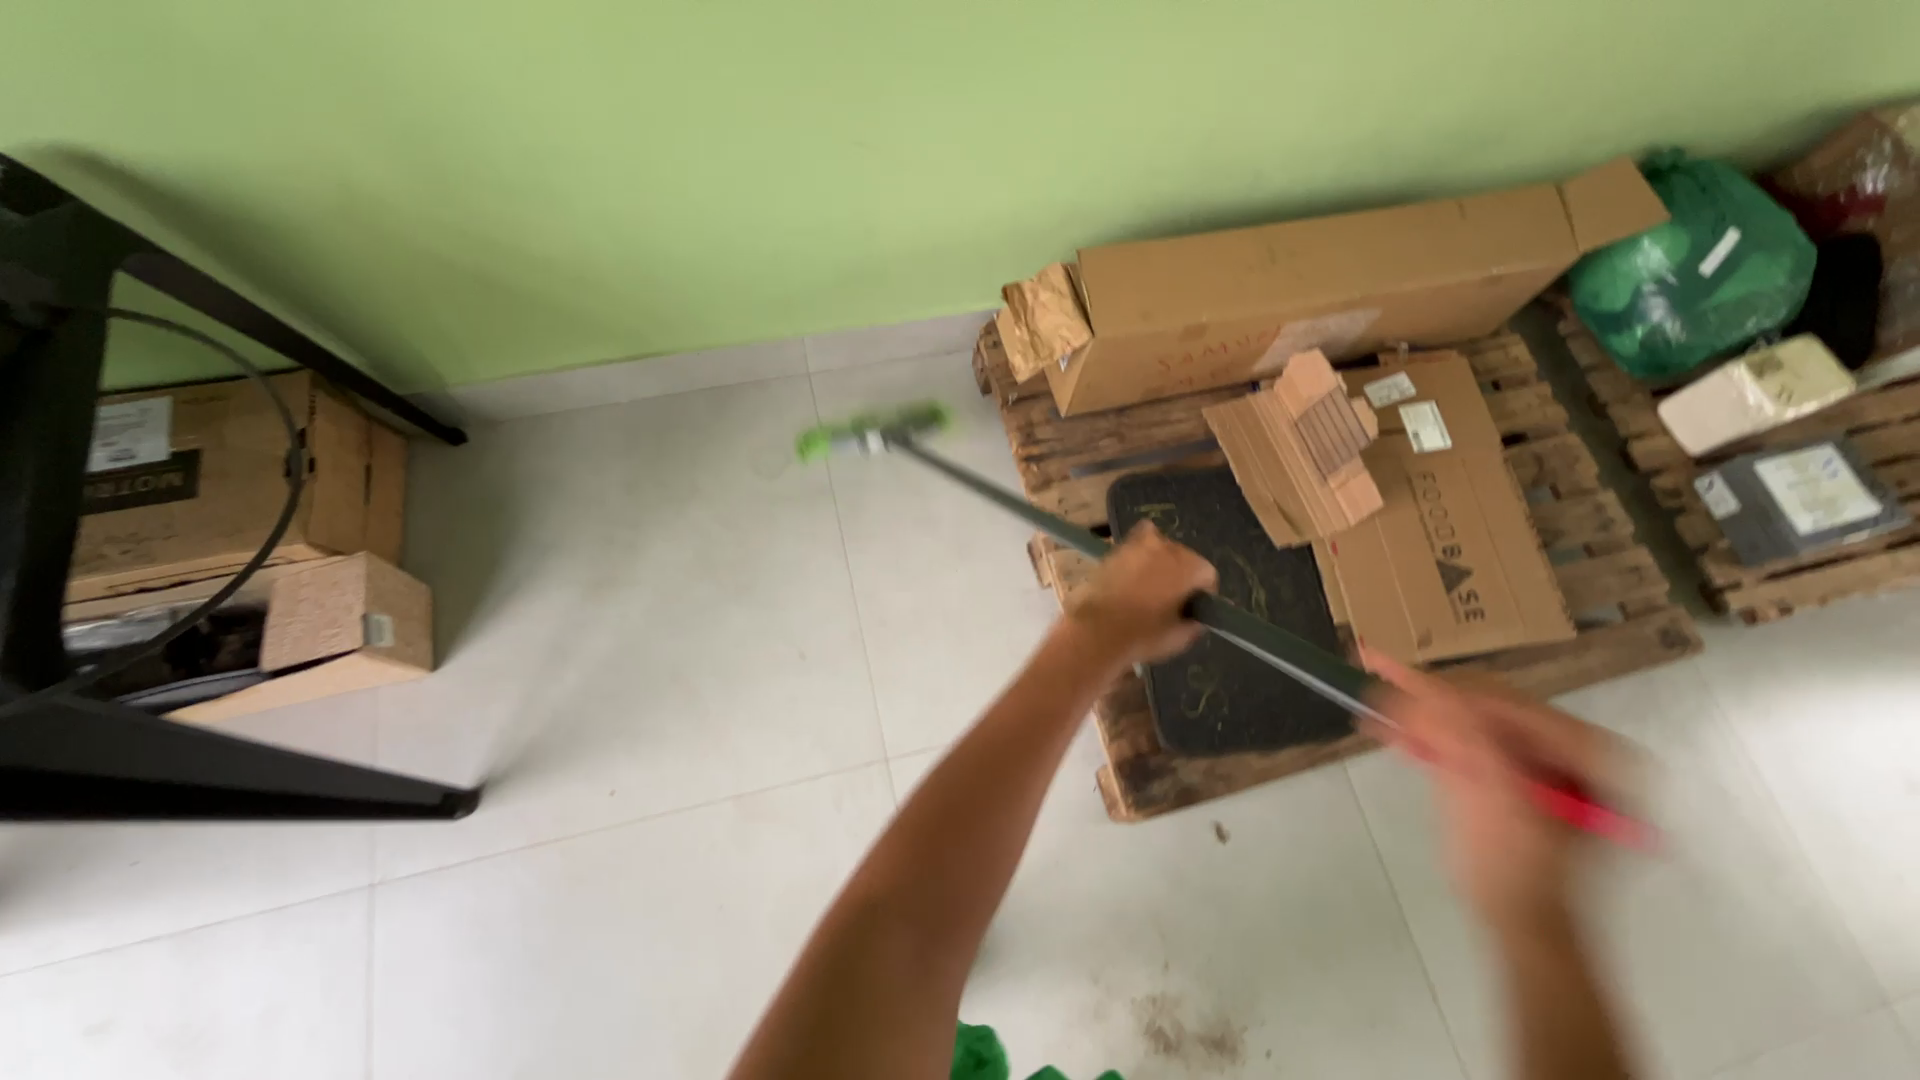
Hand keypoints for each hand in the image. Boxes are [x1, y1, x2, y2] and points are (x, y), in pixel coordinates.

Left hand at [1064, 521, 1216, 665]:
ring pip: (1161, 551)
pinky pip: (1136, 542)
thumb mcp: (1180, 638)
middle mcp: (1171, 548)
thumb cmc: (1143, 635)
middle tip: (1169, 602)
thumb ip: (1195, 623)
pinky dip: (1140, 552)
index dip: (1202, 596)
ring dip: (1160, 566)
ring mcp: (1141, 544)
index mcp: (1192, 567)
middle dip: (1181, 578)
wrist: (1096, 630)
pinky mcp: (1117, 548)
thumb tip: (1195, 617)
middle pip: (1185, 560)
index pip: (1208, 576)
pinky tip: (1134, 568)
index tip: (1191, 611)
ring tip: (1148, 590)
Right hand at [1361, 648, 1631, 929]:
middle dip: (1428, 697)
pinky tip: (1398, 732)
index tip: (1384, 667)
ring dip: (1425, 714)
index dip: (1439, 686)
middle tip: (1373, 676)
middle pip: (1490, 706)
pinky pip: (1473, 745)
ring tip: (1376, 704)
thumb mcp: (1493, 802)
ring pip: (1476, 722)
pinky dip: (1434, 738)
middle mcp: (1577, 749)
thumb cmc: (1518, 876)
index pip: (1502, 701)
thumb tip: (1433, 690)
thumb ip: (1469, 742)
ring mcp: (1549, 764)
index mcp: (1591, 752)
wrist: (1524, 932)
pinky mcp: (1521, 779)